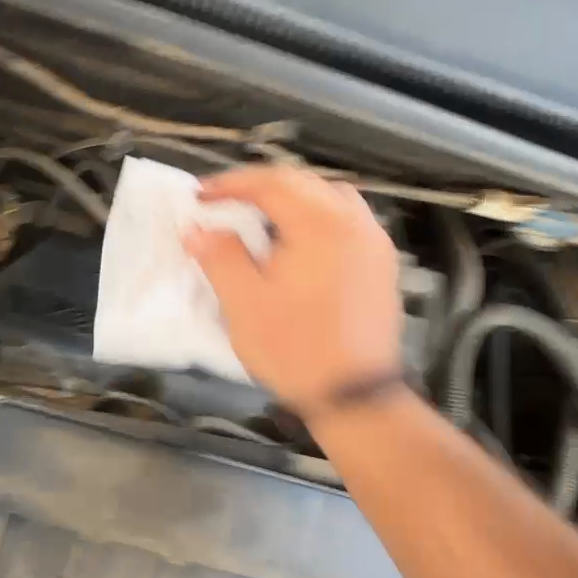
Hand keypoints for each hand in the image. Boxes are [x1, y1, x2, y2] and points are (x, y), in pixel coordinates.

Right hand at [185, 165, 402, 414]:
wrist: (353, 394)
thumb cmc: (293, 347)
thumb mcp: (243, 303)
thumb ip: (220, 257)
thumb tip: (199, 229)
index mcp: (321, 226)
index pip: (272, 184)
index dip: (230, 184)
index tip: (198, 196)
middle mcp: (355, 224)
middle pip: (304, 183)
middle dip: (259, 186)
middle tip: (221, 202)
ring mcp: (373, 244)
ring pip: (329, 198)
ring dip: (289, 199)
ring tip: (255, 217)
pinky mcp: (379, 265)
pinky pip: (344, 222)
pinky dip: (312, 218)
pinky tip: (291, 243)